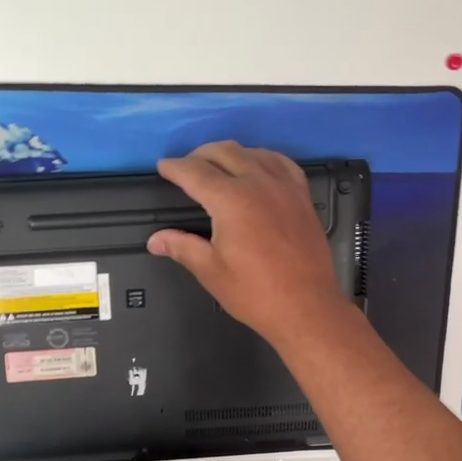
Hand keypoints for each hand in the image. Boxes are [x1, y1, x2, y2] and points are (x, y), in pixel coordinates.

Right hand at [148, 141, 351, 345]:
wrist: (306, 308)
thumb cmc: (255, 293)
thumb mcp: (211, 271)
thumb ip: (182, 247)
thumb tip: (156, 240)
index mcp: (231, 200)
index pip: (195, 172)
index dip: (174, 167)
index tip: (163, 167)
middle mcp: (258, 183)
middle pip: (224, 152)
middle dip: (199, 155)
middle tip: (185, 167)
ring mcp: (284, 187)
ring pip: (253, 153)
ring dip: (230, 153)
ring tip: (216, 165)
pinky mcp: (302, 197)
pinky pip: (281, 163)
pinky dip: (262, 159)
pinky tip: (257, 167)